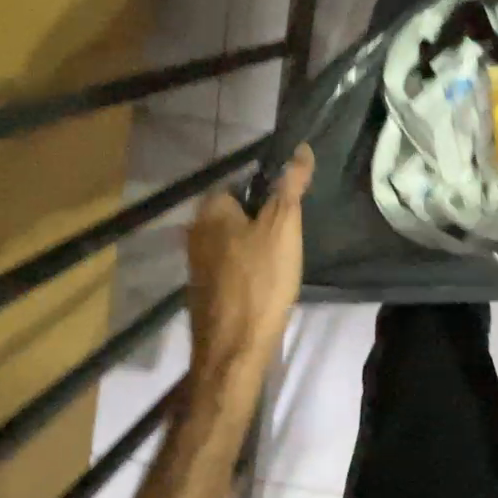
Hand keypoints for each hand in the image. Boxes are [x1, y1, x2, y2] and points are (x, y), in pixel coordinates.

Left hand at [186, 145, 314, 378]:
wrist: (235, 348)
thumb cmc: (261, 279)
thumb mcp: (284, 225)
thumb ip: (291, 185)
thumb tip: (301, 148)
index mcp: (209, 211)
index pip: (242, 182)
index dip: (269, 191)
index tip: (292, 208)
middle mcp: (195, 232)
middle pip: (237, 212)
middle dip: (262, 219)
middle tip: (291, 234)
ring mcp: (196, 264)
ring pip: (234, 240)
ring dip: (256, 245)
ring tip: (283, 259)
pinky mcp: (204, 291)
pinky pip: (231, 266)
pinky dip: (248, 269)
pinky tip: (267, 282)